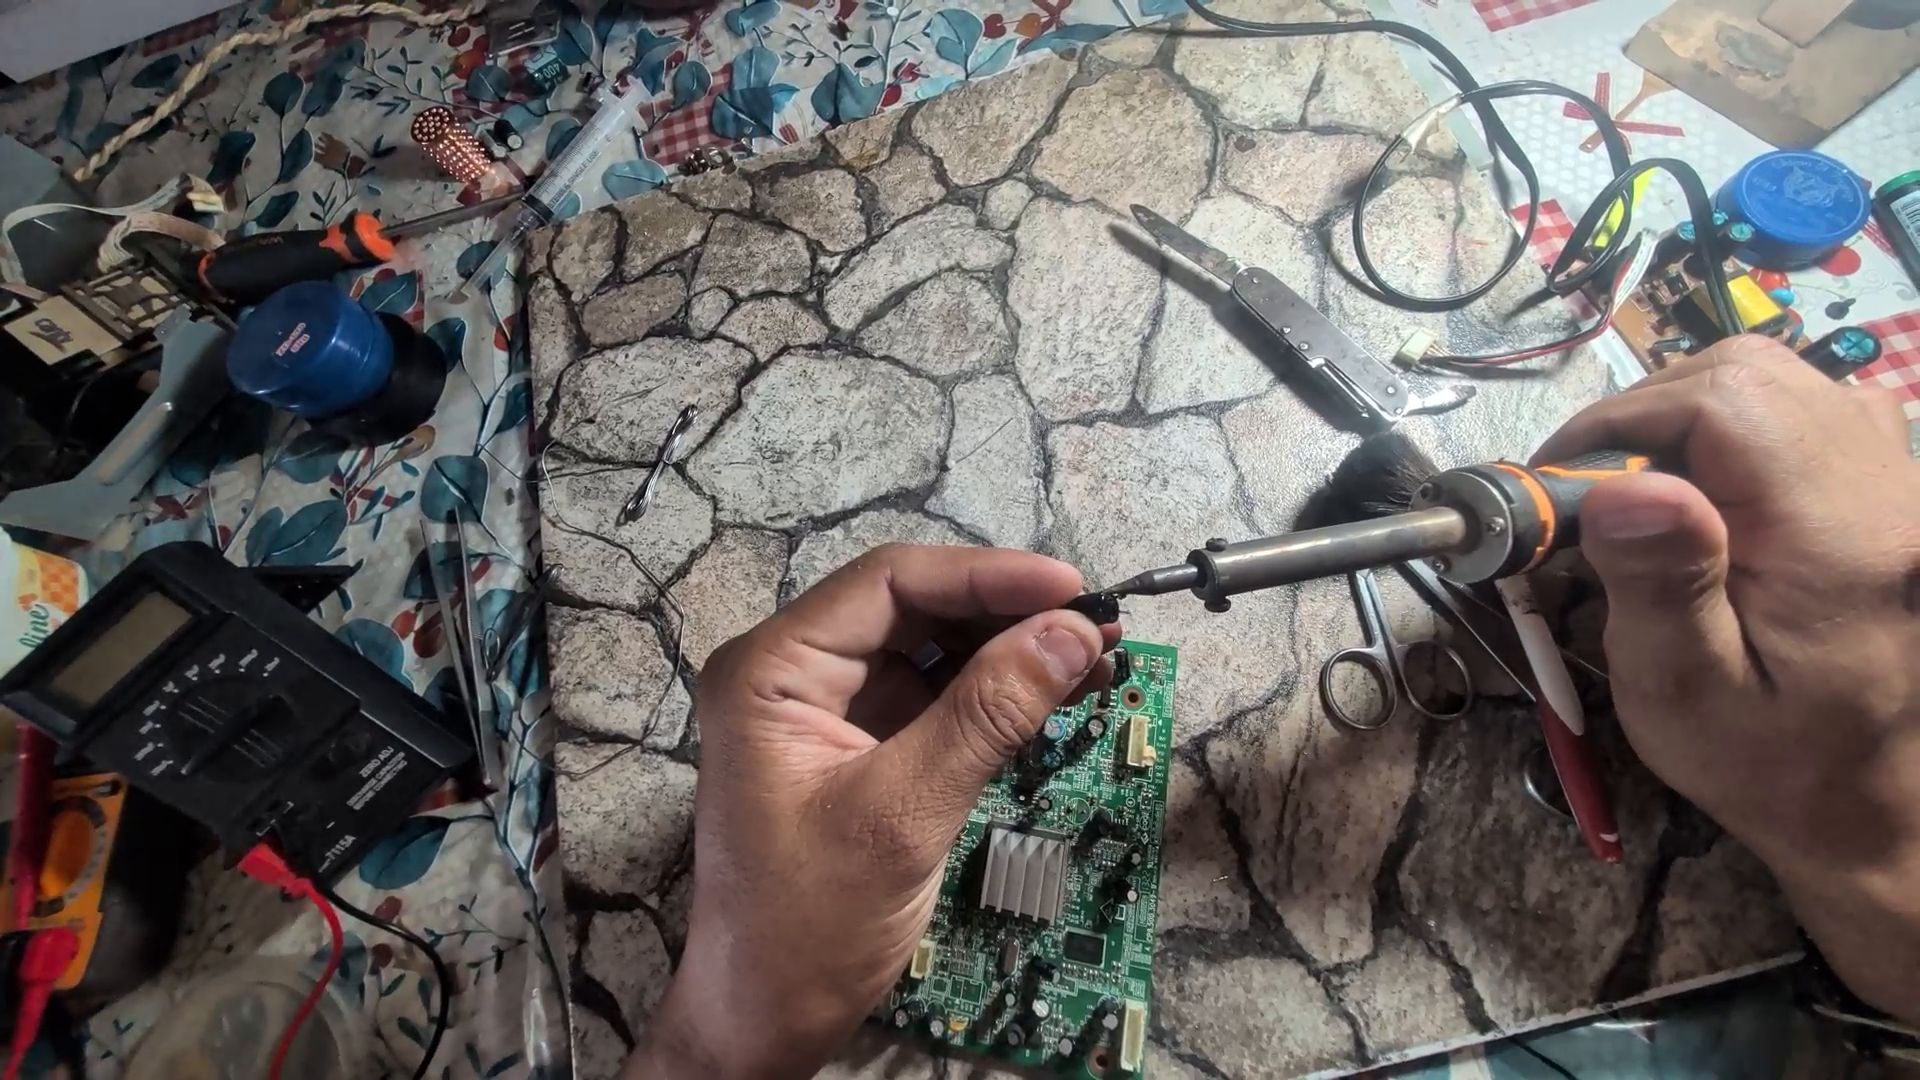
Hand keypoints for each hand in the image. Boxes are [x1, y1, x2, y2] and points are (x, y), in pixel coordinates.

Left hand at [625, 545, 1115, 1078]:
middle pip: (916, 607)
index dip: (985, 575)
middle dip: (1007, 612)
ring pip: (935, 646)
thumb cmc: (810, 924)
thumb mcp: (903, 814)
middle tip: (1094, 624)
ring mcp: (833, 701)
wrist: (767, 1017)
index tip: (1069, 587)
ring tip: (1093, 655)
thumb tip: (1072, 632)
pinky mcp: (867, 736)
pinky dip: (998, 691)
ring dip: (1012, 649)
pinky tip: (1057, 691)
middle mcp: (799, 666)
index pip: (888, 583)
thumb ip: (986, 714)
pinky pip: (939, 692)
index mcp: (774, 666)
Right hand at [1535, 334, 1919, 1019]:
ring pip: (1767, 381)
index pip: (1725, 404)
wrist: (1868, 800)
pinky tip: (1679, 491)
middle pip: (1747, 375)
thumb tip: (1626, 487)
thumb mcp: (1683, 686)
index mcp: (1838, 537)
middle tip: (1582, 489)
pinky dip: (1707, 432)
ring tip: (1623, 488)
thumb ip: (1662, 585)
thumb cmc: (1759, 756)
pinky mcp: (1875, 492)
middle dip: (1637, 415)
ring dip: (1668, 418)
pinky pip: (1785, 413)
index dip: (1619, 422)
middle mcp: (1883, 488)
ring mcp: (1889, 484)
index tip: (1556, 484)